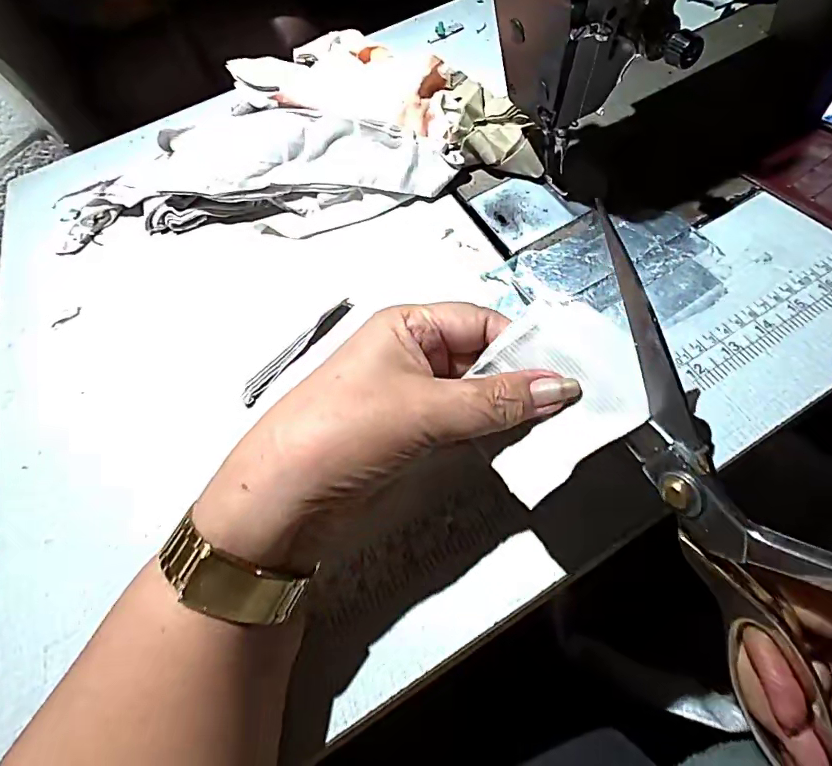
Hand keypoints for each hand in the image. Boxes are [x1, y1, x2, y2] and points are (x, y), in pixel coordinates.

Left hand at [193, 303, 579, 568]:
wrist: (278, 508)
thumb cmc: (329, 435)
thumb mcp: (426, 409)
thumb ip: (497, 400)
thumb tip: (553, 386)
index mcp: (408, 326)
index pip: (483, 323)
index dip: (519, 347)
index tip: (553, 375)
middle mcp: (411, 354)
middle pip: (483, 357)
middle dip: (515, 380)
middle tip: (550, 403)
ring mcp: (413, 395)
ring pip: (477, 392)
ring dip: (503, 408)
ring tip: (532, 424)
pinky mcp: (413, 432)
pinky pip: (464, 421)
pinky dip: (487, 430)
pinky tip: (504, 440)